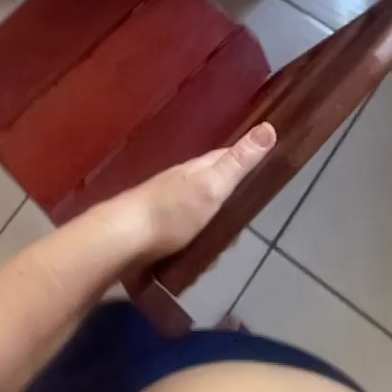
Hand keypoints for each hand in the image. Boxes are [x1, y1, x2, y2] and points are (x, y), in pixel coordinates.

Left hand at [107, 123, 276, 257]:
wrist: (123, 240)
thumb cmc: (171, 211)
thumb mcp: (212, 185)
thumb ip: (239, 162)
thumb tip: (269, 127)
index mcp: (196, 169)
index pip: (226, 158)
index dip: (245, 165)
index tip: (265, 175)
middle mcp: (181, 185)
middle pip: (215, 194)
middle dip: (228, 214)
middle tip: (235, 235)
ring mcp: (168, 209)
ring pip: (202, 220)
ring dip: (211, 237)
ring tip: (215, 255)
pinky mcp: (158, 233)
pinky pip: (187, 240)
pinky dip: (195, 251)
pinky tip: (197, 264)